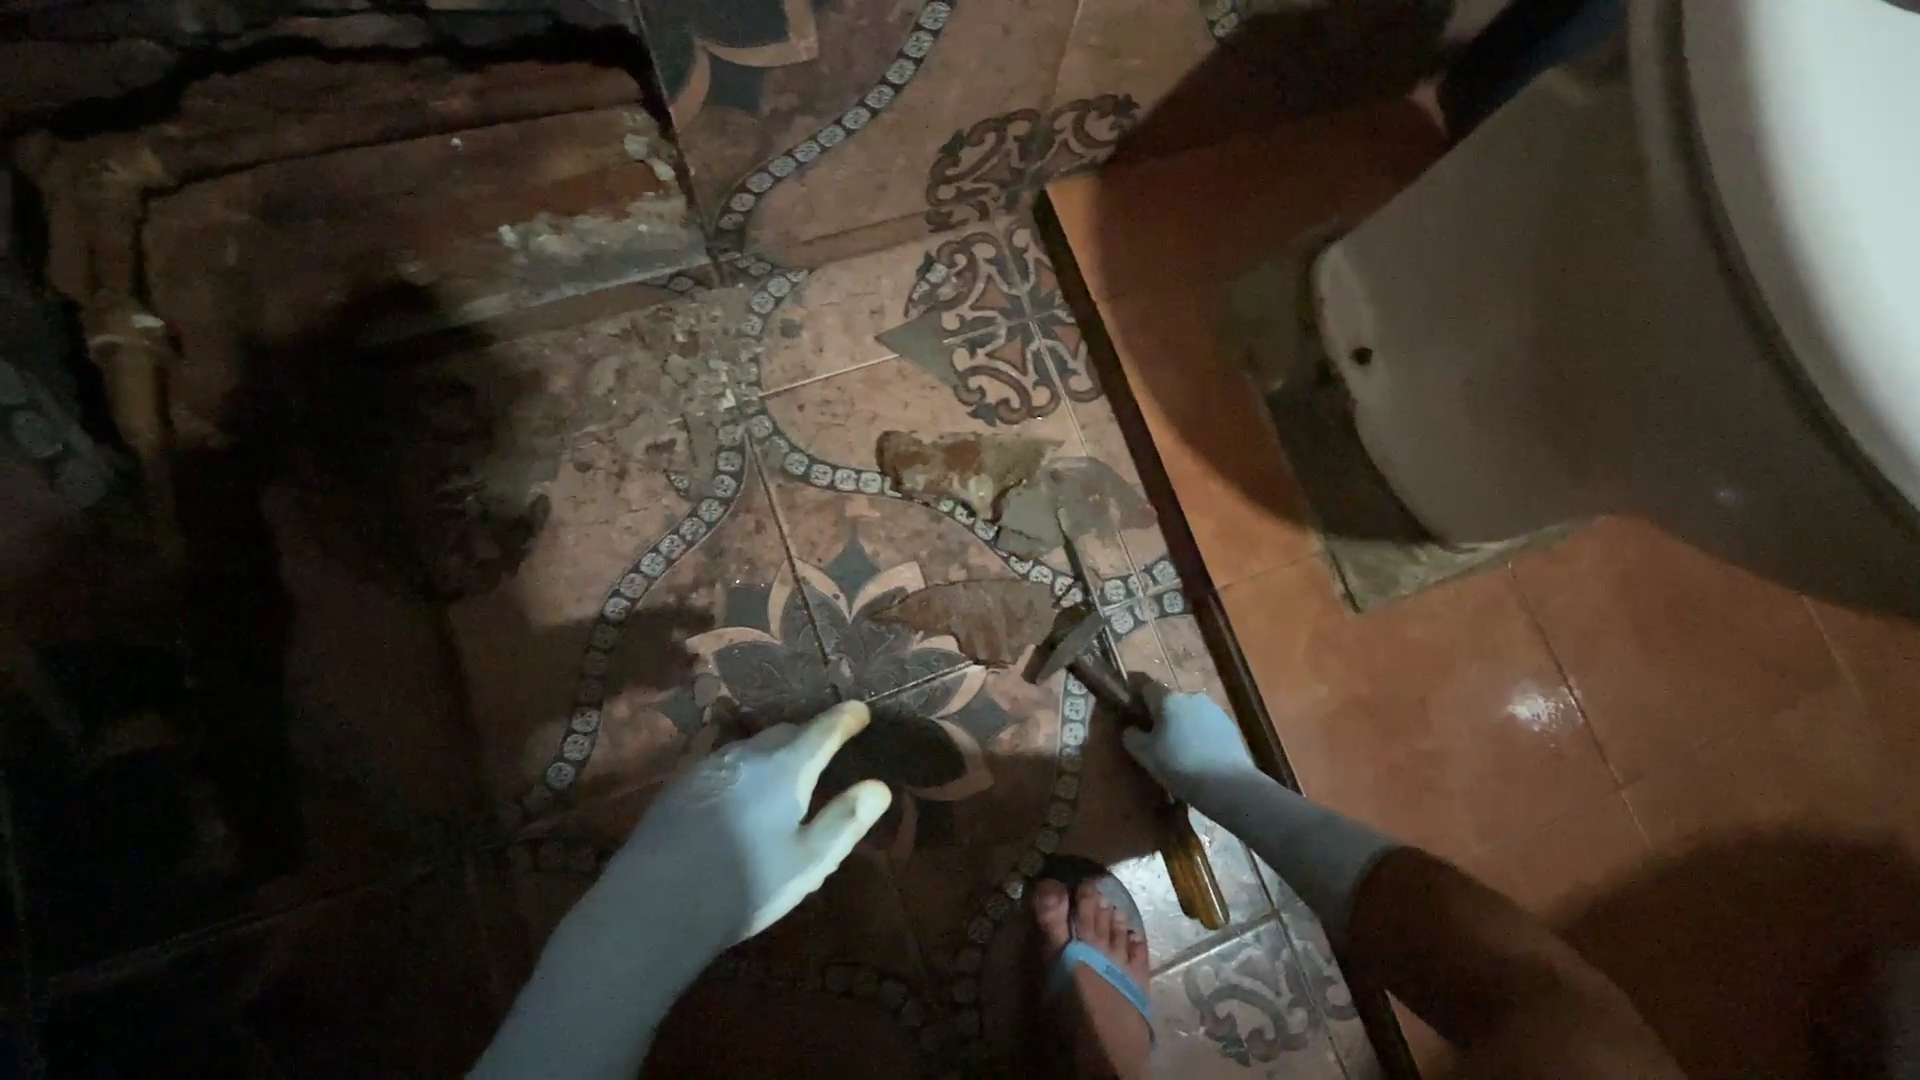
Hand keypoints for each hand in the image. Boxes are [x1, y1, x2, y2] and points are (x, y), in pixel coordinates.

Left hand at [472, 704, 891, 1079]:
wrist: (653, 907)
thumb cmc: (745, 886)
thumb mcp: (809, 861)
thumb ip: (845, 820)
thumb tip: (880, 787)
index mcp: (786, 769)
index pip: (823, 730)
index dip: (845, 719)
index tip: (860, 710)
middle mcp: (747, 756)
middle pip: (784, 732)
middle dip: (808, 733)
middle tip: (823, 744)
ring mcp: (707, 768)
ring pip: (749, 746)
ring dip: (771, 749)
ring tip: (780, 766)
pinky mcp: (678, 787)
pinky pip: (720, 761)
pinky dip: (740, 766)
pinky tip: (736, 788)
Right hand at [1121, 682, 1260, 803]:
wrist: (1229, 785)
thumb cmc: (1180, 766)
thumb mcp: (1145, 755)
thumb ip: (1132, 736)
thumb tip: (1132, 729)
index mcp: (1168, 698)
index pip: (1145, 686)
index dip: (1136, 699)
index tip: (1133, 718)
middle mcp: (1191, 696)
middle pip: (1169, 700)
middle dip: (1160, 716)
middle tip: (1156, 741)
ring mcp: (1214, 709)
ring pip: (1188, 713)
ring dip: (1181, 726)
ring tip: (1180, 752)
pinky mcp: (1230, 725)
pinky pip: (1206, 725)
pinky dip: (1199, 735)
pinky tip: (1199, 757)